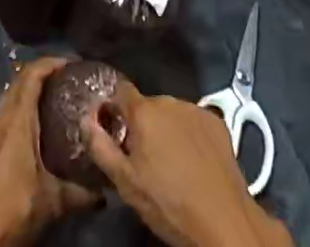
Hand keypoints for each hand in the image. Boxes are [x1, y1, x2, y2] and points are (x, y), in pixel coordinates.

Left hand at [0, 56, 100, 246]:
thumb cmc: (18, 209)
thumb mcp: (55, 200)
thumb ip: (83, 191)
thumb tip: (106, 190)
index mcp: (17, 122)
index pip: (31, 76)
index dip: (50, 63)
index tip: (71, 63)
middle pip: (17, 81)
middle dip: (40, 73)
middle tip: (64, 78)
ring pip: (6, 98)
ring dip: (25, 91)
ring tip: (49, 98)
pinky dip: (15, 110)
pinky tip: (28, 127)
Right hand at [82, 81, 291, 246]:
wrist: (222, 219)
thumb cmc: (168, 203)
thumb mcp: (126, 183)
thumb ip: (101, 147)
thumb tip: (87, 120)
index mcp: (144, 112)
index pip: (120, 92)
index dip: (113, 107)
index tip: (111, 126)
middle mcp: (170, 101)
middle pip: (147, 105)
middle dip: (142, 124)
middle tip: (142, 156)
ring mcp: (196, 109)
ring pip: (171, 113)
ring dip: (166, 128)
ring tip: (169, 161)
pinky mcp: (217, 121)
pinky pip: (193, 120)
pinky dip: (188, 133)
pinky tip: (192, 159)